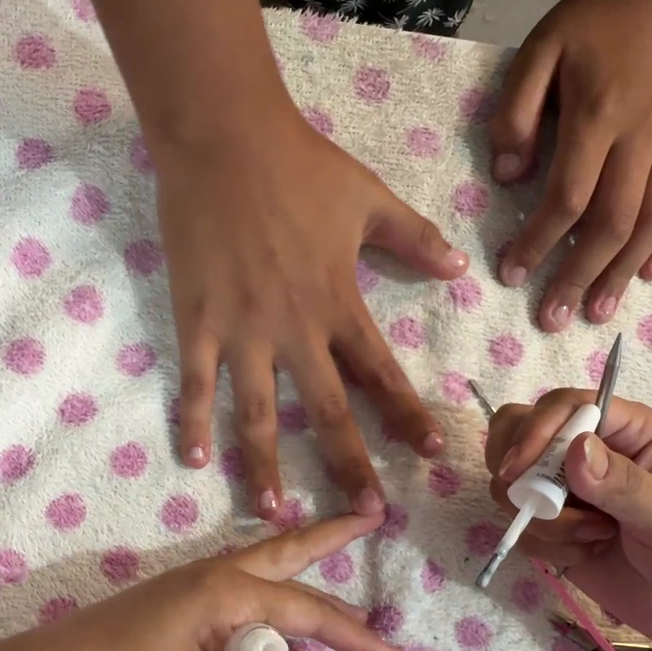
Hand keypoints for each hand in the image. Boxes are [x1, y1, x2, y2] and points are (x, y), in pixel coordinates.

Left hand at [0, 513, 405, 650]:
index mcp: (226, 591)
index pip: (309, 612)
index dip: (357, 639)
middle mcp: (216, 575)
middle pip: (290, 557)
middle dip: (334, 542)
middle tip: (374, 515)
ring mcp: (195, 586)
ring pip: (267, 574)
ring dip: (306, 579)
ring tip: (344, 569)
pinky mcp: (181, 604)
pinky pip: (243, 602)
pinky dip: (273, 616)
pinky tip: (288, 643)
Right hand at [155, 112, 469, 519]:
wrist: (222, 137)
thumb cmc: (298, 165)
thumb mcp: (369, 196)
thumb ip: (414, 239)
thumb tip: (459, 273)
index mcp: (338, 301)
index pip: (380, 372)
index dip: (406, 415)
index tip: (429, 453)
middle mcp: (293, 330)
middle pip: (327, 411)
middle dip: (350, 464)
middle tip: (367, 513)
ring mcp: (241, 332)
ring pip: (258, 414)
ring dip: (266, 467)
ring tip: (275, 513)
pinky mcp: (197, 324)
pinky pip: (195, 384)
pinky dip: (192, 423)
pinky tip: (192, 461)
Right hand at [485, 392, 651, 649]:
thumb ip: (622, 483)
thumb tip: (575, 448)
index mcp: (629, 432)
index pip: (566, 407)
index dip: (536, 429)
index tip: (518, 468)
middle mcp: (592, 453)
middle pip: (520, 432)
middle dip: (520, 469)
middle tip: (532, 500)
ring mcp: (569, 492)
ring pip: (514, 483)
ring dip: (540, 515)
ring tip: (589, 537)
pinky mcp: (554, 528)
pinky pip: (521, 525)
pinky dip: (544, 544)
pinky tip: (584, 555)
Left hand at [491, 0, 651, 331]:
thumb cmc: (596, 19)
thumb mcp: (539, 51)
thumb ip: (516, 113)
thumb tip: (507, 177)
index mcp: (599, 116)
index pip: (567, 197)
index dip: (538, 242)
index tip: (512, 275)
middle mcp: (643, 137)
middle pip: (612, 222)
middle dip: (579, 276)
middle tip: (554, 319)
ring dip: (623, 273)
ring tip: (598, 313)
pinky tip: (650, 275)